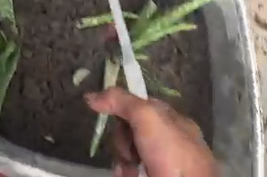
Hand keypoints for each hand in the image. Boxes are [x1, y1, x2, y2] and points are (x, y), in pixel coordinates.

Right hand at [85, 88, 217, 176]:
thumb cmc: (171, 153)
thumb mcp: (145, 116)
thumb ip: (119, 100)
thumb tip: (90, 97)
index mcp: (176, 122)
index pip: (141, 105)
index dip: (125, 109)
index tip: (117, 118)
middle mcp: (172, 142)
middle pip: (132, 130)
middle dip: (122, 140)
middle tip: (128, 152)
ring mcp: (165, 166)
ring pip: (131, 152)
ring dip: (122, 159)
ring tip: (127, 171)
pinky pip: (133, 170)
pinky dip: (126, 172)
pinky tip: (127, 176)